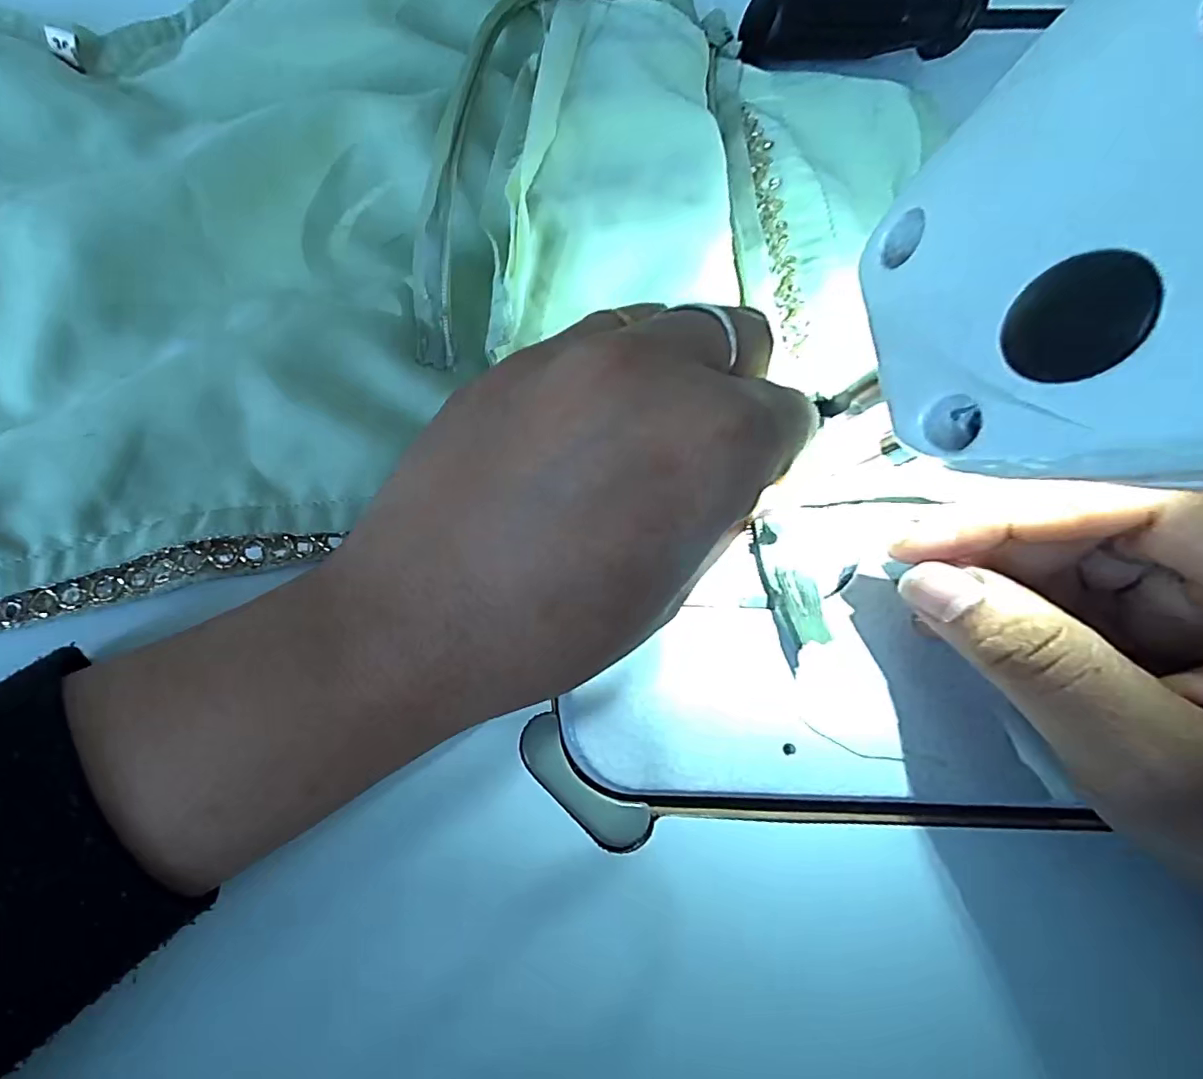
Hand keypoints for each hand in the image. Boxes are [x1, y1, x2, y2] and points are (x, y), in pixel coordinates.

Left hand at [69, 305, 815, 892]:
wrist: (415, 618)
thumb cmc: (550, 631)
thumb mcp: (667, 591)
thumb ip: (712, 510)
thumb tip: (721, 474)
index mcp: (713, 435)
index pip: (787, 412)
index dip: (766, 455)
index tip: (732, 484)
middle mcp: (651, 368)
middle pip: (731, 336)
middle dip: (724, 389)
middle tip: (679, 448)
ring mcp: (571, 353)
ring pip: (656, 325)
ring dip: (661, 370)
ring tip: (617, 434)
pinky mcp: (508, 362)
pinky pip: (584, 343)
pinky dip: (597, 374)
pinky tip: (558, 431)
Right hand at [890, 488, 1202, 992]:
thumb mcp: (1152, 766)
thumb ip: (1040, 666)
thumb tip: (929, 583)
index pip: (1145, 506)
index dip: (1014, 516)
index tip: (913, 546)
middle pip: (1104, 517)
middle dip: (995, 549)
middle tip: (915, 585)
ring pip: (1085, 544)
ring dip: (1000, 576)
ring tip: (938, 613)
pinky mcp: (1201, 598)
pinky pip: (1089, 576)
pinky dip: (1022, 599)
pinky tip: (981, 624)